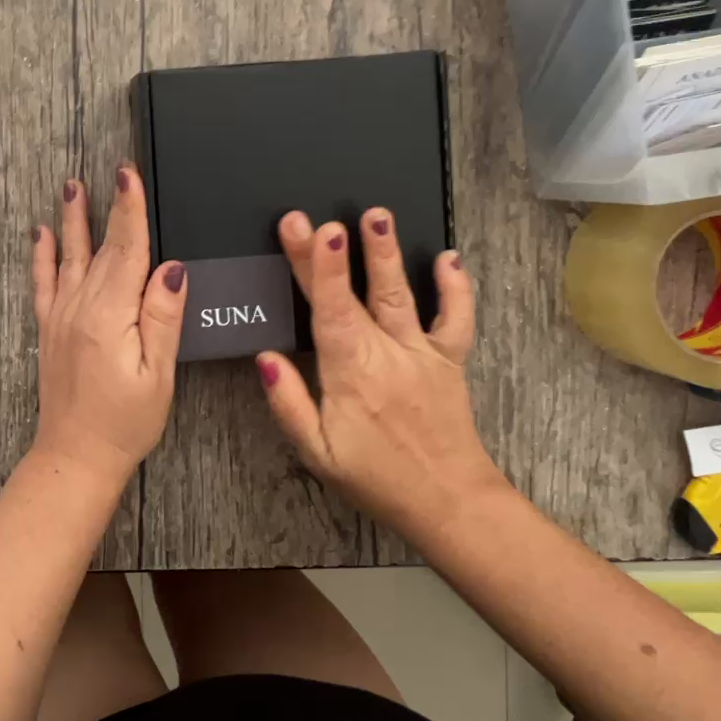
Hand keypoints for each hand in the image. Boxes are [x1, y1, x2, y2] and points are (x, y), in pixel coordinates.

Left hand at [28, 165, 185, 483]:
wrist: (76, 454)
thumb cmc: (125, 421)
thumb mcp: (158, 374)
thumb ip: (162, 318)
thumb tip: (172, 269)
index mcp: (111, 315)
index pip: (126, 251)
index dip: (130, 210)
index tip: (129, 175)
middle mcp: (80, 307)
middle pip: (100, 247)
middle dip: (108, 206)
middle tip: (111, 169)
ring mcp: (61, 316)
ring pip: (68, 257)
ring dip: (71, 220)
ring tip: (71, 186)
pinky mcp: (50, 328)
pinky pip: (43, 283)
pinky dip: (42, 256)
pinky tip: (40, 234)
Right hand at [256, 208, 507, 540]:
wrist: (450, 504)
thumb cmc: (378, 480)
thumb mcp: (318, 453)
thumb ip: (288, 403)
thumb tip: (264, 358)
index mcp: (350, 377)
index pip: (330, 313)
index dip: (320, 269)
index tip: (313, 232)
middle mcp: (387, 357)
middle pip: (356, 296)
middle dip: (335, 253)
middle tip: (319, 217)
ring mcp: (421, 355)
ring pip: (403, 297)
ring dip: (388, 256)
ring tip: (379, 216)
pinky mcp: (448, 361)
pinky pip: (455, 320)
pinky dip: (456, 288)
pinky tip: (449, 257)